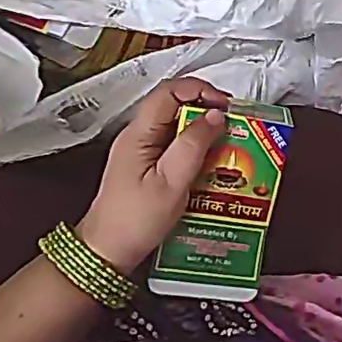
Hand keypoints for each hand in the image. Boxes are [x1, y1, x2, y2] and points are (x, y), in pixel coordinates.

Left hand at [77, 77, 231, 269]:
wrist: (107, 251)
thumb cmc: (135, 220)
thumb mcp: (171, 183)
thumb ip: (193, 145)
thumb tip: (216, 115)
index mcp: (139, 134)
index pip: (170, 91)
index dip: (201, 90)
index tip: (227, 106)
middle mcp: (139, 136)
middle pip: (175, 105)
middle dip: (207, 109)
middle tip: (234, 124)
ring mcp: (142, 151)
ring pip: (177, 126)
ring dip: (204, 130)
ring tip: (229, 143)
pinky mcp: (148, 166)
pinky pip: (176, 146)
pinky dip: (197, 149)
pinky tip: (213, 163)